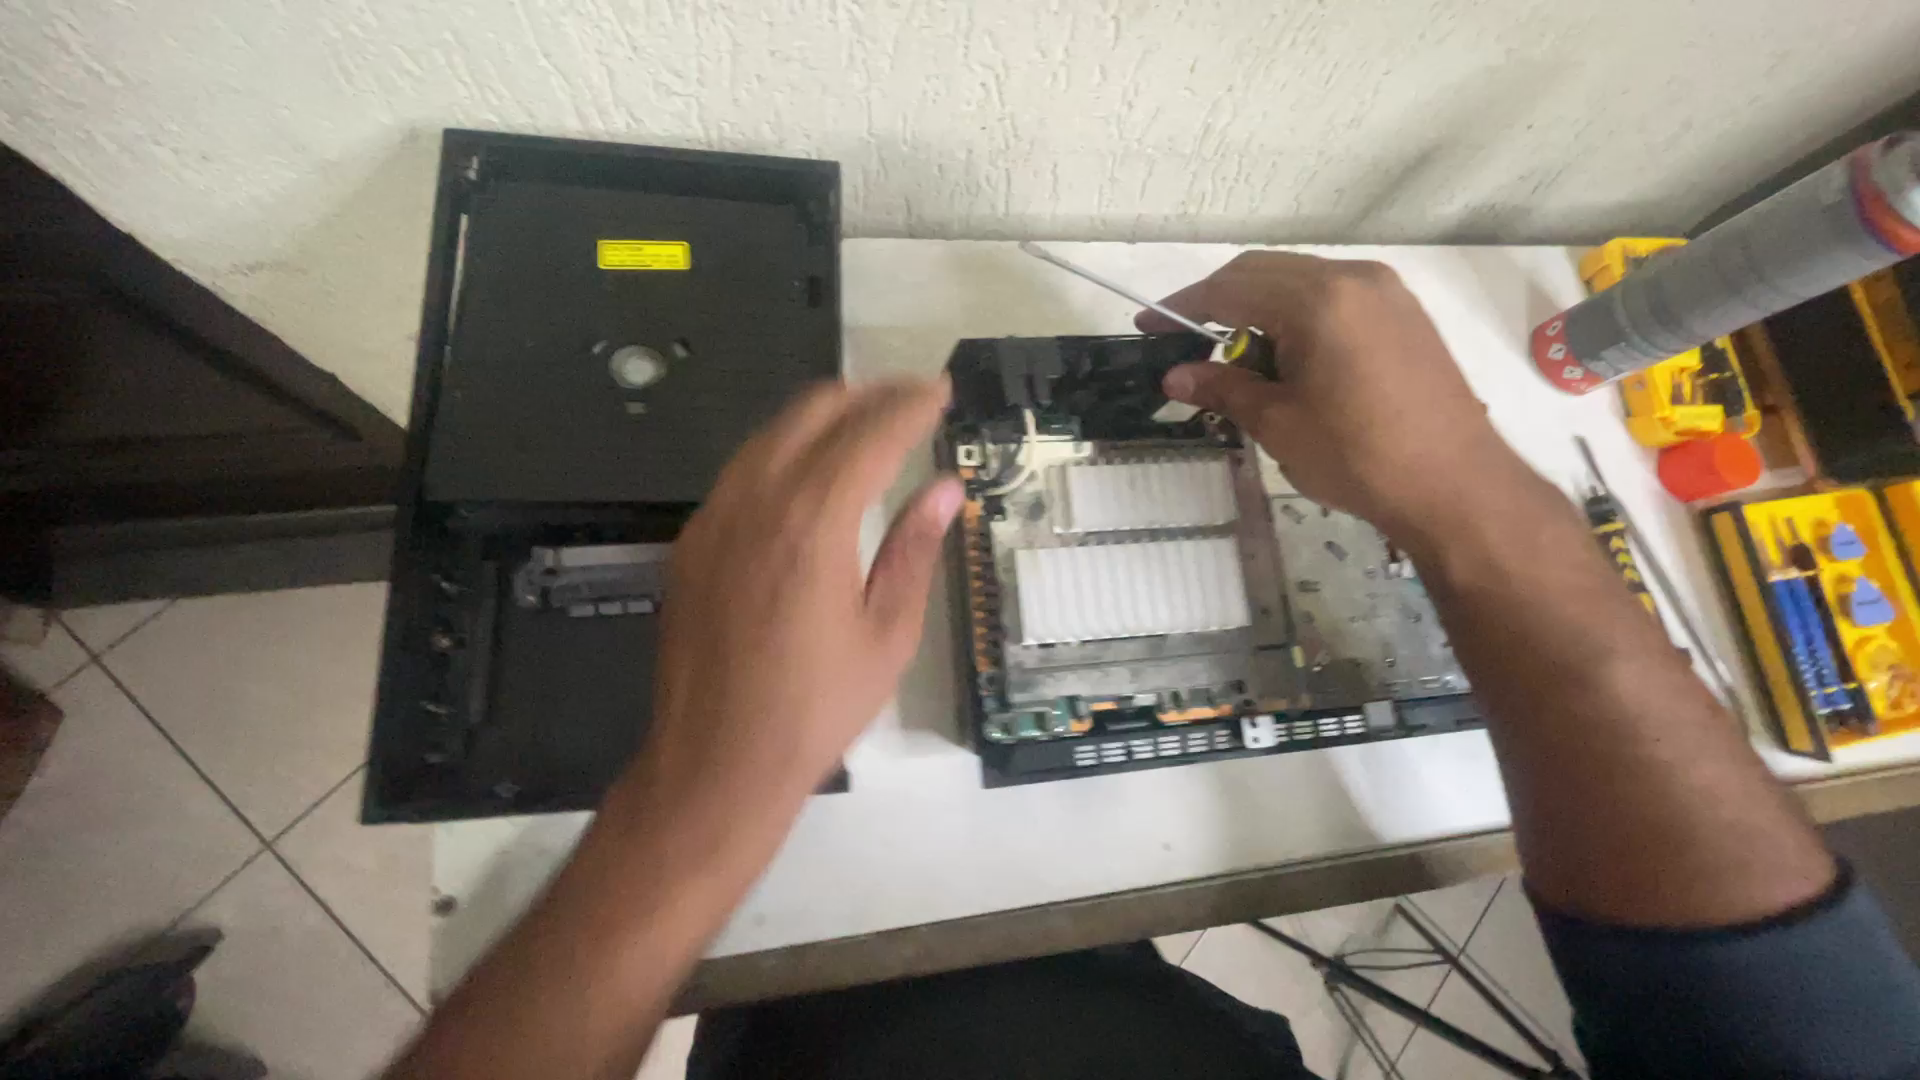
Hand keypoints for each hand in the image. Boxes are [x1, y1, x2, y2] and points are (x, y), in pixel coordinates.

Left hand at [614, 378, 961, 821]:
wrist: (714, 761)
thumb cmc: (816, 708)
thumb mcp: (888, 635)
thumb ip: (914, 551)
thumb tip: (945, 489)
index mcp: (813, 523)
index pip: (870, 436)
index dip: (911, 406)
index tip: (940, 389)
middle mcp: (756, 502)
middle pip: (812, 412)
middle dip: (866, 394)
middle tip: (909, 400)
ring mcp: (714, 518)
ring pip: (771, 433)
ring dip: (823, 418)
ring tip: (867, 427)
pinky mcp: (692, 541)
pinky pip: (743, 470)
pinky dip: (785, 451)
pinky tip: (811, 477)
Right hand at [1140, 252, 1525, 542]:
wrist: (1454, 485)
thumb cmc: (1357, 457)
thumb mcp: (1277, 423)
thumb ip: (1223, 388)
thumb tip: (1174, 377)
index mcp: (1319, 300)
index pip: (1231, 289)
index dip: (1182, 308)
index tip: (1146, 326)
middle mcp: (1354, 278)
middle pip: (1262, 272)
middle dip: (1216, 303)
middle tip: (1182, 341)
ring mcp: (1385, 292)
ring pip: (1298, 281)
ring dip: (1256, 309)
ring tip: (1234, 360)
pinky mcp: (1401, 313)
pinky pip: (1330, 296)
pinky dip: (1293, 315)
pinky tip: (1283, 356)